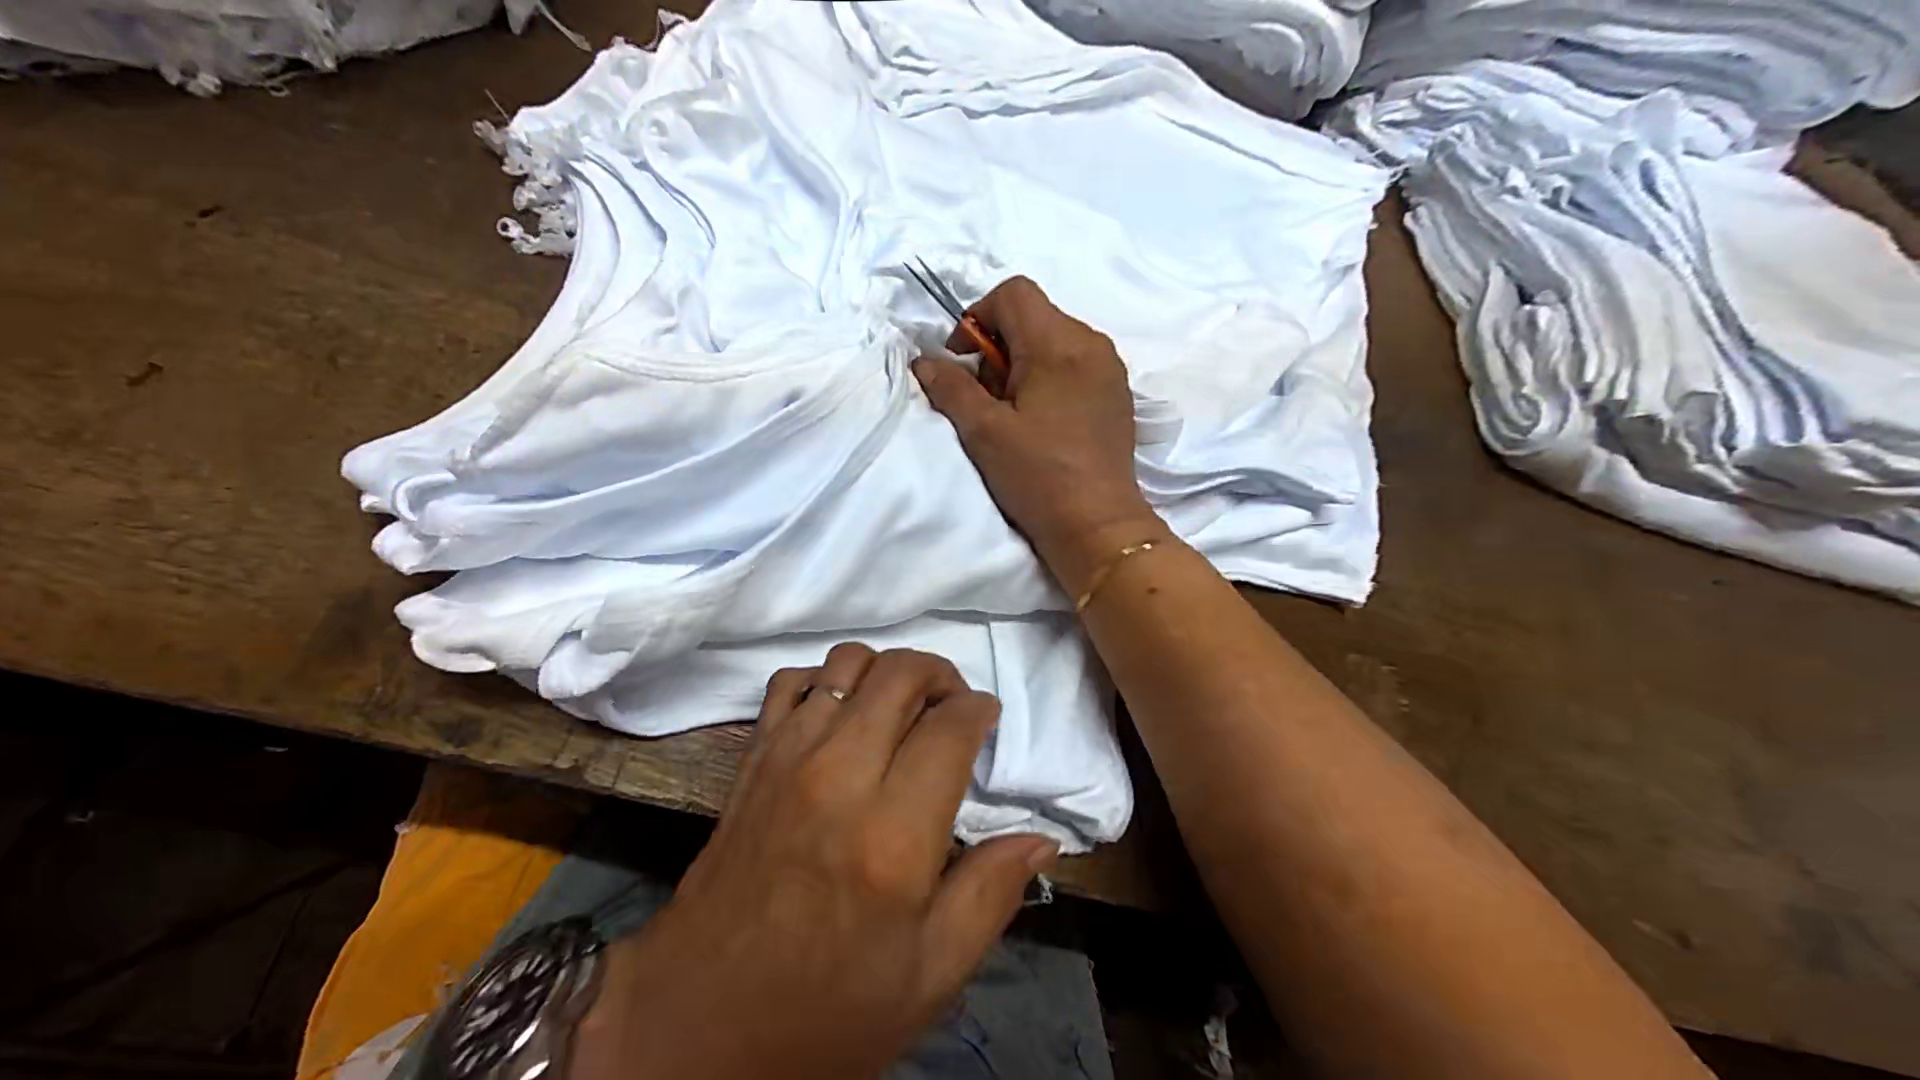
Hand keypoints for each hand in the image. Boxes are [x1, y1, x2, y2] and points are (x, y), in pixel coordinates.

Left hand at [569, 644, 1059, 1079]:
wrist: (698, 1023)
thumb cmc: (827, 1009)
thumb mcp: (929, 976)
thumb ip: (991, 895)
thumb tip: (1040, 839)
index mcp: (893, 834)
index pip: (950, 725)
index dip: (980, 710)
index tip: (986, 721)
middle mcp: (840, 776)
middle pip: (900, 674)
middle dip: (940, 675)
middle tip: (952, 707)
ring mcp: (787, 759)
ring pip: (847, 662)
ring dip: (886, 672)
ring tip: (901, 709)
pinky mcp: (751, 760)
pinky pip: (789, 682)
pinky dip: (824, 679)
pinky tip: (840, 713)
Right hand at [913, 276, 1166, 596]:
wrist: (1098, 525)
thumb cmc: (1039, 476)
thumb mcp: (984, 432)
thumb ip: (951, 387)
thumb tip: (925, 361)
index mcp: (1059, 343)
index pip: (1013, 293)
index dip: (978, 318)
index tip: (964, 361)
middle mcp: (1091, 343)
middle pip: (1034, 315)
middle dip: (999, 347)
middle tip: (987, 398)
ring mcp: (1110, 369)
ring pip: (1054, 340)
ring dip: (1023, 363)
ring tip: (1014, 414)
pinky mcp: (1117, 394)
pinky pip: (1076, 364)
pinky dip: (1050, 378)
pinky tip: (1042, 421)